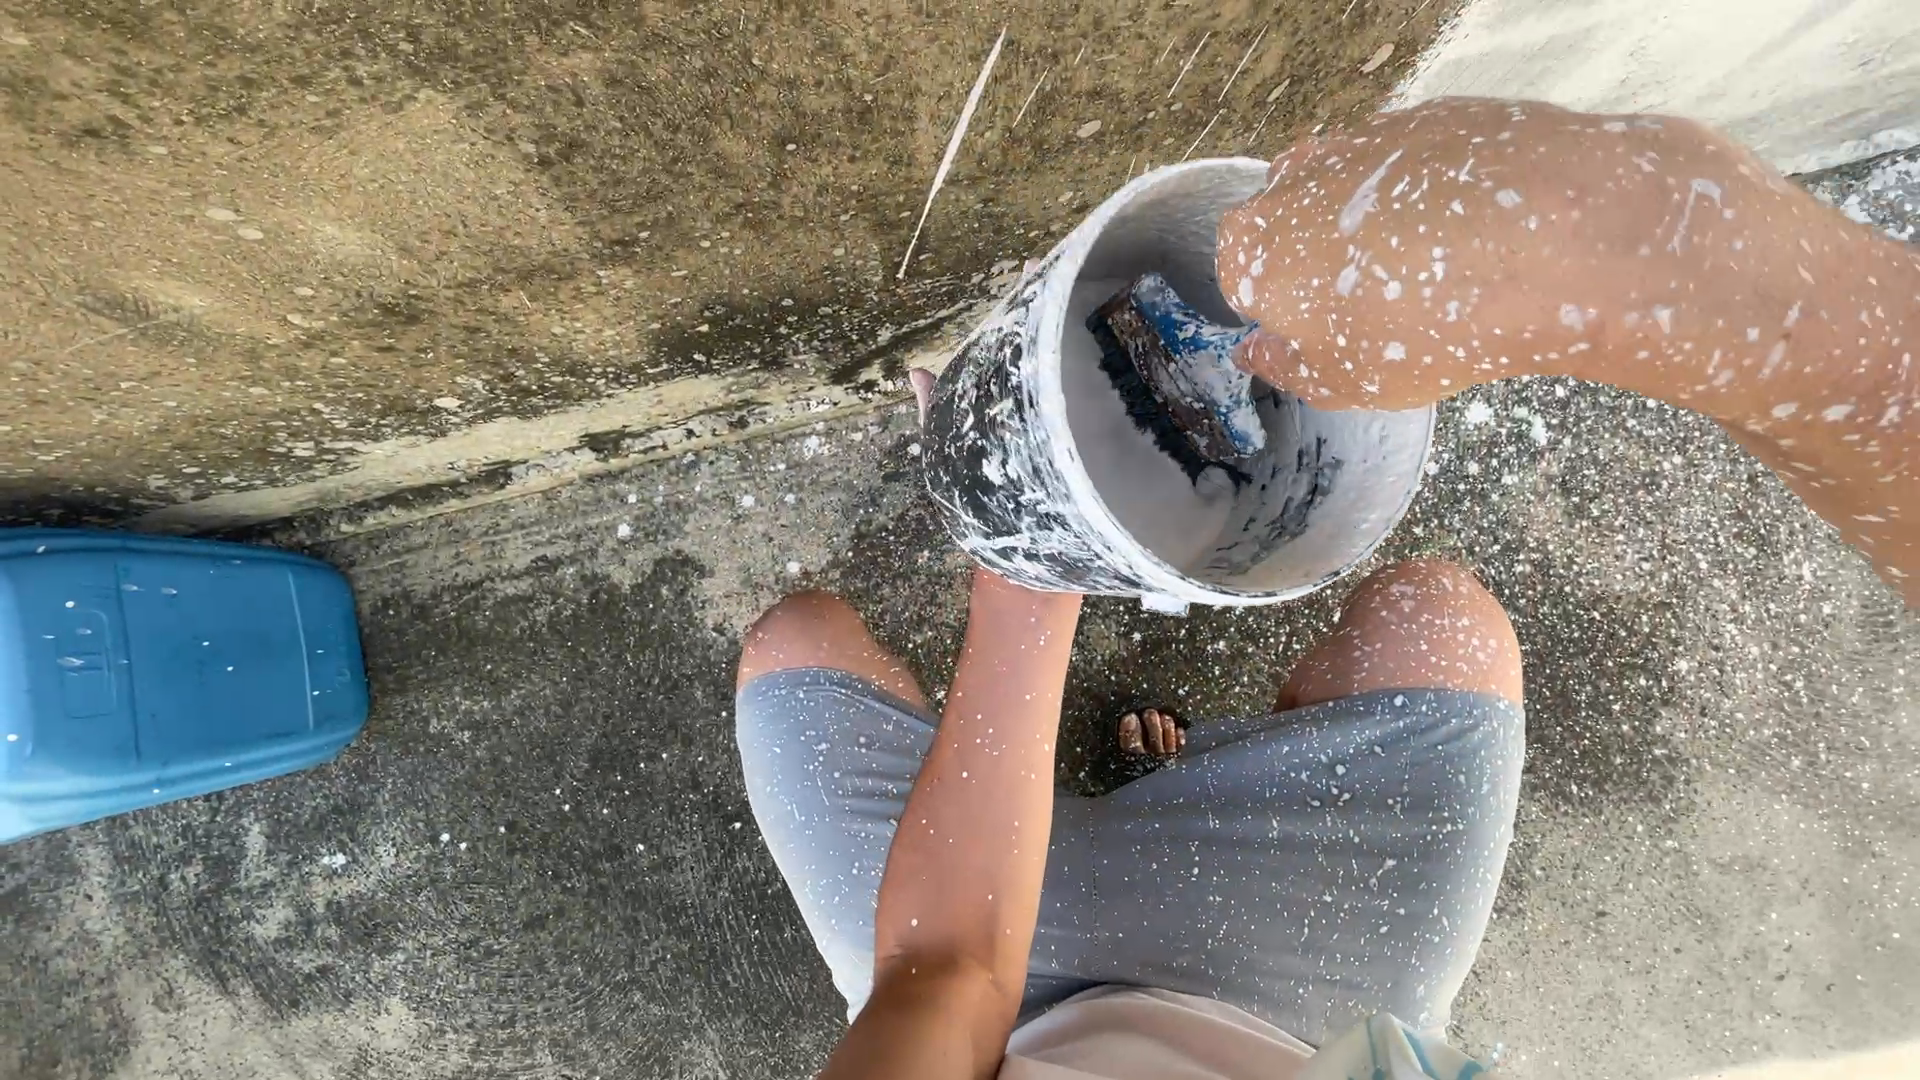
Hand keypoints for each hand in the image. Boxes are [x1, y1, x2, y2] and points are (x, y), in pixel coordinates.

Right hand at [1214, 98, 1919, 600]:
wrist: (1567, 245)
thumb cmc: (1429, 332)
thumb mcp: (1338, 383)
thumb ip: (1280, 366)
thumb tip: (1254, 349)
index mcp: (1254, 249)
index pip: (1239, 278)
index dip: (1278, 309)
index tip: (1323, 329)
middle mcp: (1292, 181)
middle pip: (1280, 223)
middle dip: (1310, 258)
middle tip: (1371, 298)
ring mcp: (1362, 137)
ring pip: (1338, 183)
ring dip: (1359, 220)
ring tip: (1418, 262)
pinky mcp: (1433, 113)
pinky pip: (1404, 159)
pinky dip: (1421, 189)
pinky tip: (1467, 224)